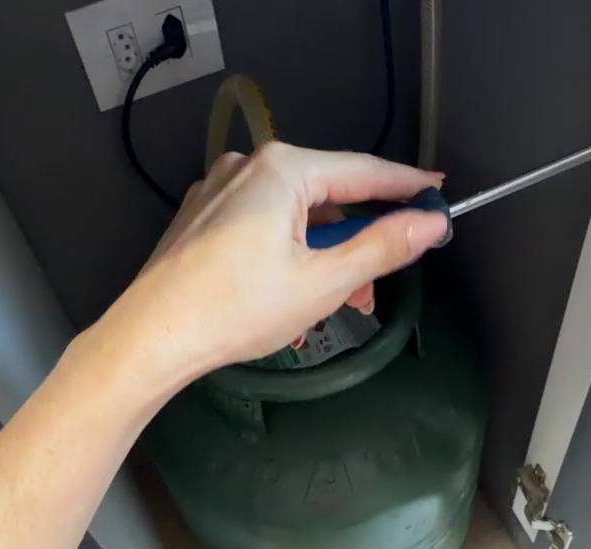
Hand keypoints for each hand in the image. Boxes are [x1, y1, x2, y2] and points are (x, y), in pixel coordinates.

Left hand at [91, 142, 447, 391]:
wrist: (154, 338)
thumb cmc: (237, 310)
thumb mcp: (323, 282)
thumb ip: (381, 248)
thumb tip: (429, 224)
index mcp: (282, 170)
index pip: (363, 171)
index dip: (405, 186)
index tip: (437, 193)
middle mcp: (247, 167)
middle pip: (324, 198)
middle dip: (354, 243)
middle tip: (372, 289)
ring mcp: (217, 192)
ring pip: (292, 217)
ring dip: (319, 258)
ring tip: (328, 305)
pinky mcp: (200, 220)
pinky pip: (260, 227)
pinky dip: (285, 255)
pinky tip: (286, 294)